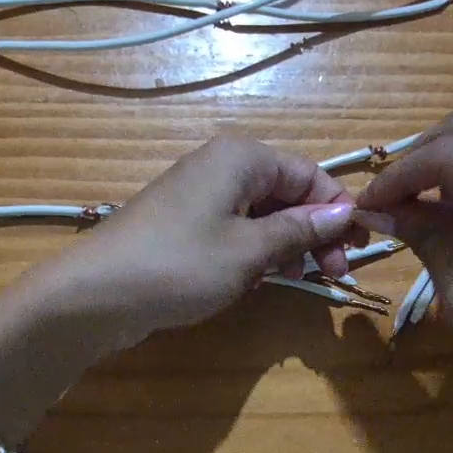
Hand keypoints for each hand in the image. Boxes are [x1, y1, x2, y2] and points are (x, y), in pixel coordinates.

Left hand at [39, 134, 358, 342]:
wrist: (96, 295)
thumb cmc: (180, 265)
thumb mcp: (249, 250)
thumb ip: (299, 230)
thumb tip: (344, 213)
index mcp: (241, 157)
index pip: (309, 174)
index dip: (337, 210)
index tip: (357, 251)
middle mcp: (220, 167)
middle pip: (285, 193)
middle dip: (312, 232)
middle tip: (330, 275)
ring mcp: (197, 197)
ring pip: (260, 216)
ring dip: (283, 246)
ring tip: (293, 280)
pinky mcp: (181, 227)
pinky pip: (232, 232)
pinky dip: (252, 254)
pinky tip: (256, 282)